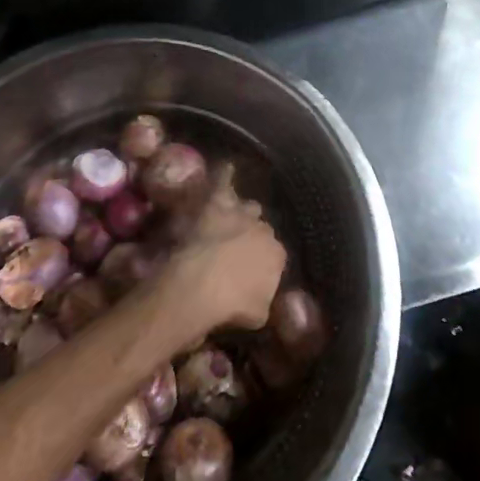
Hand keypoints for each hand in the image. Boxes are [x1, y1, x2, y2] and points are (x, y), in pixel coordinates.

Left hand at [156, 163, 285, 332]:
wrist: (202, 285)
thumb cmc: (231, 308)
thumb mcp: (258, 314)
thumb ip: (261, 299)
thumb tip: (256, 297)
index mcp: (277, 257)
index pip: (274, 256)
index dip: (260, 262)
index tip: (248, 271)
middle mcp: (264, 230)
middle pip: (261, 229)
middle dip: (251, 236)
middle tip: (236, 248)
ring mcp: (240, 214)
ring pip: (248, 207)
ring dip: (241, 213)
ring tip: (232, 218)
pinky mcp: (216, 203)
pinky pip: (224, 180)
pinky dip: (225, 173)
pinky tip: (226, 166)